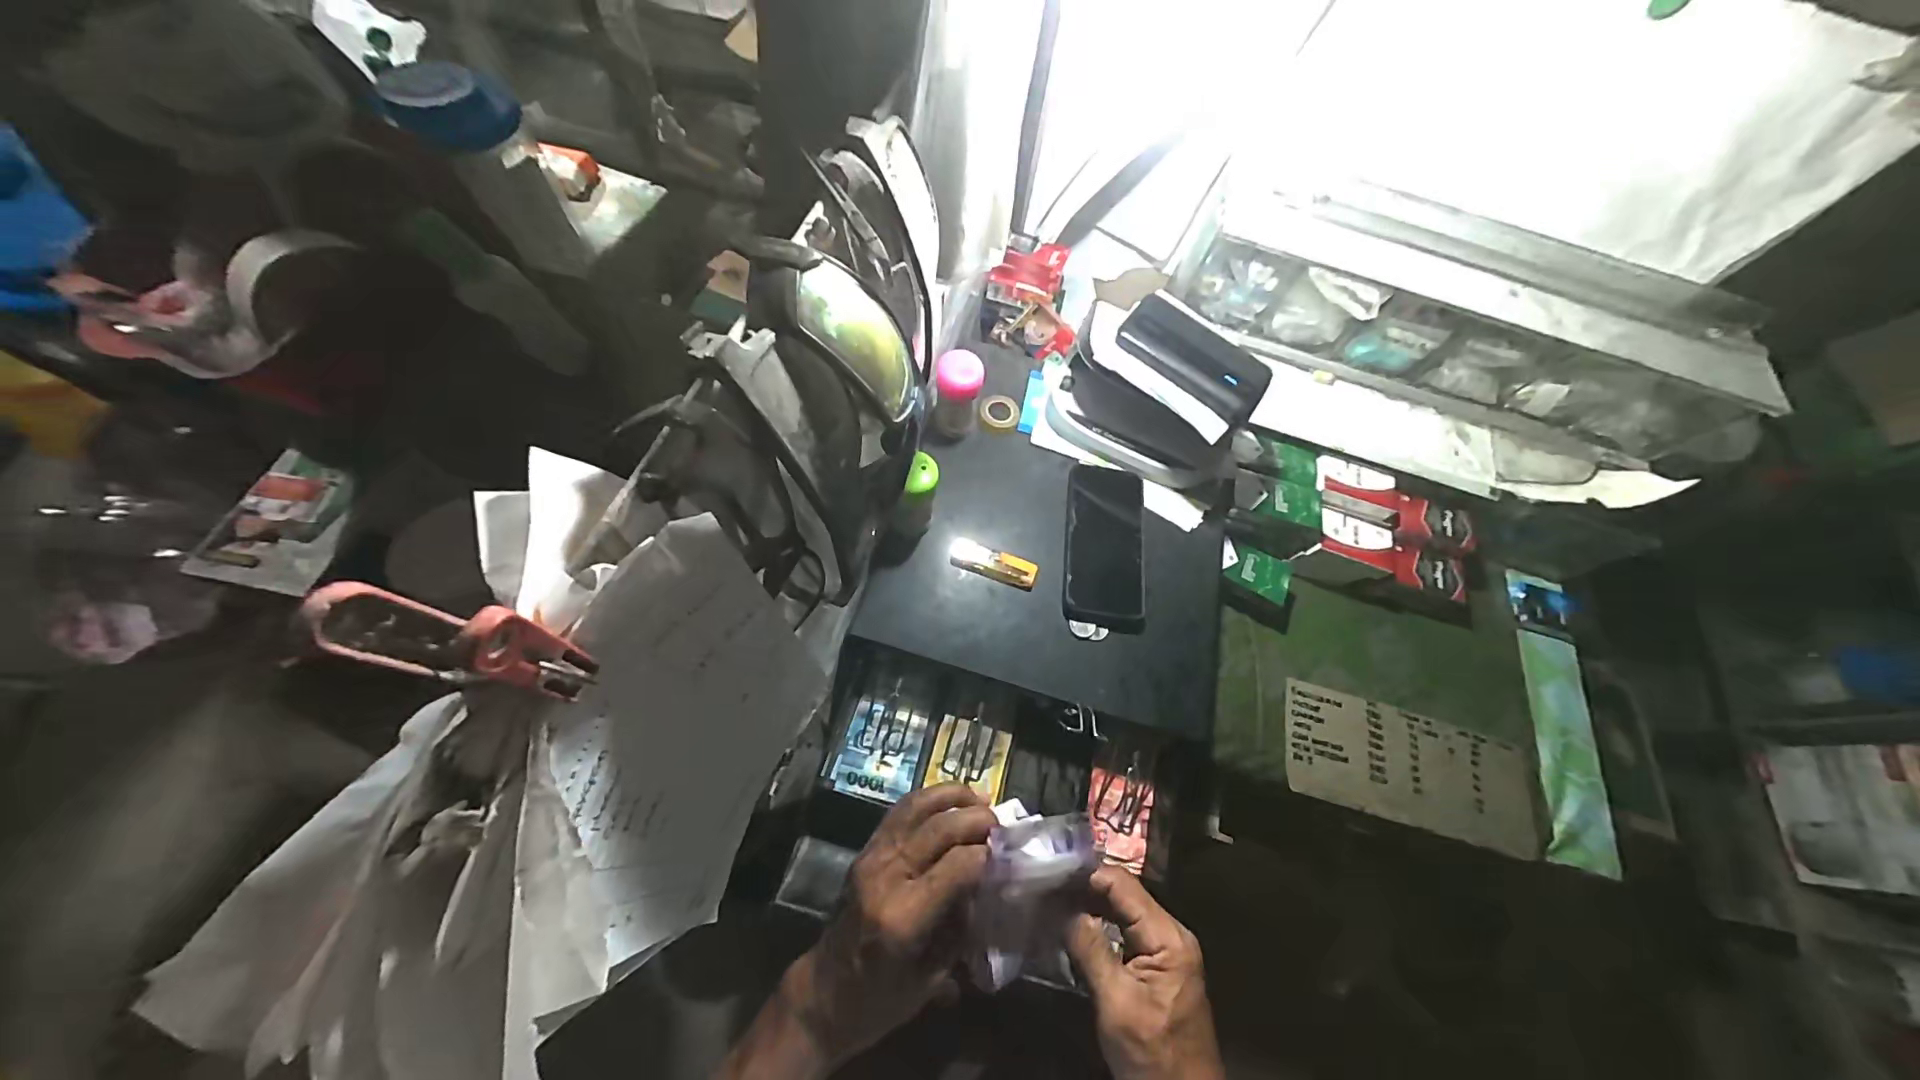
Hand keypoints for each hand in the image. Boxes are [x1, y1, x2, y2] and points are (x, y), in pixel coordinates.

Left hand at [720, 784, 996, 1078]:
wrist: (824, 993)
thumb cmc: (881, 1000)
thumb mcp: (932, 978)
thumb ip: (961, 928)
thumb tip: (993, 885)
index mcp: (903, 917)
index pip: (957, 866)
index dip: (988, 855)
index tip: (1010, 854)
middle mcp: (885, 876)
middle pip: (939, 828)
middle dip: (976, 820)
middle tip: (1003, 824)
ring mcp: (872, 857)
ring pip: (916, 807)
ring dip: (952, 797)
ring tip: (980, 800)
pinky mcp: (866, 850)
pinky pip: (900, 812)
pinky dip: (929, 800)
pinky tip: (951, 802)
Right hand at [1065, 866, 1224, 1079]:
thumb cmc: (1152, 1056)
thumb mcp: (1116, 1003)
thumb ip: (1091, 949)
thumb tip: (1064, 907)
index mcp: (1168, 936)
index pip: (1123, 885)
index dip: (1087, 875)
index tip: (1052, 874)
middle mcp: (1172, 932)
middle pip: (1124, 892)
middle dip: (1086, 887)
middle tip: (1047, 885)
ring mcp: (1168, 947)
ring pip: (1124, 909)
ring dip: (1091, 903)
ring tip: (1055, 899)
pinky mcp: (1160, 962)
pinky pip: (1128, 928)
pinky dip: (1102, 922)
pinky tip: (1076, 922)